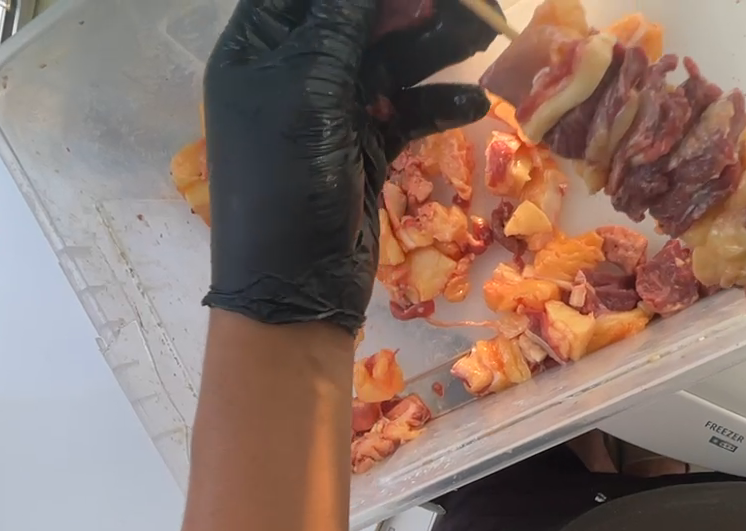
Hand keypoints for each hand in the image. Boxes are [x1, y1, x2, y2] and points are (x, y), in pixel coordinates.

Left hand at [203, 0, 496, 333]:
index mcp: (260, 46)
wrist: (296, 288)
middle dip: (411, 9)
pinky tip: (474, 103)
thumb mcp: (309, 89)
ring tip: (485, 31)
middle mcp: (294, 72)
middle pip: (359, 20)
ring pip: (389, 62)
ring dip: (434, 48)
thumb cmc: (286, 184)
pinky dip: (435, 106)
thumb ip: (341, 22)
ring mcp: (331, 114)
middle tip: (473, 7)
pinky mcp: (363, 150)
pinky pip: (403, 113)